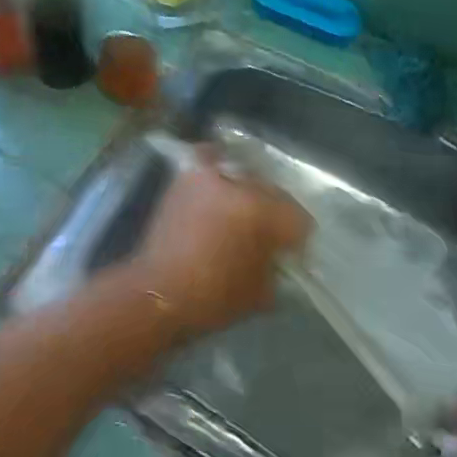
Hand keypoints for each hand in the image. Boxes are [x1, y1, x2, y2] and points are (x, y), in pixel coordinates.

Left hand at [126, 148, 310, 335]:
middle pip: (274, 193)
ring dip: (249, 193)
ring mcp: (210, 175)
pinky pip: (209, 159)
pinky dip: (217, 165)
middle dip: (275, 214)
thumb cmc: (212, 298)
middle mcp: (240, 184)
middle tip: (267, 236)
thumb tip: (278, 256)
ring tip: (242, 214)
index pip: (299, 219)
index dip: (297, 241)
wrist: (157, 293)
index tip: (289, 255)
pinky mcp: (185, 177)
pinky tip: (221, 183)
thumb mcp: (260, 292)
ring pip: (245, 176)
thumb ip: (277, 266)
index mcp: (263, 212)